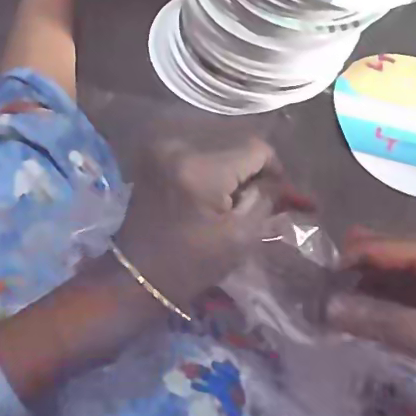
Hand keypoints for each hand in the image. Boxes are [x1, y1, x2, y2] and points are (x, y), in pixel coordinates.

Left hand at [112, 136, 312, 309]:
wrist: (138, 272)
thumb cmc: (192, 261)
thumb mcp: (241, 235)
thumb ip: (265, 197)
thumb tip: (276, 178)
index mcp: (201, 168)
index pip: (255, 148)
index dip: (274, 170)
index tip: (276, 196)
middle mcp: (179, 147)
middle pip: (235, 143)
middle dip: (251, 169)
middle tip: (256, 200)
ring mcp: (162, 148)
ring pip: (217, 145)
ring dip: (231, 167)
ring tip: (231, 199)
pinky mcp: (155, 155)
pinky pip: (196, 150)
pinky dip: (210, 167)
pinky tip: (211, 192)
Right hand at [323, 231, 415, 415]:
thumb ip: (379, 321)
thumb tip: (321, 307)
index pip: (382, 245)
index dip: (345, 262)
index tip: (308, 282)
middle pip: (384, 262)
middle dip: (350, 279)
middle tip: (310, 300)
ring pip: (391, 286)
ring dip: (361, 300)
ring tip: (322, 315)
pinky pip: (403, 309)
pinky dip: (379, 317)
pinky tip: (352, 328)